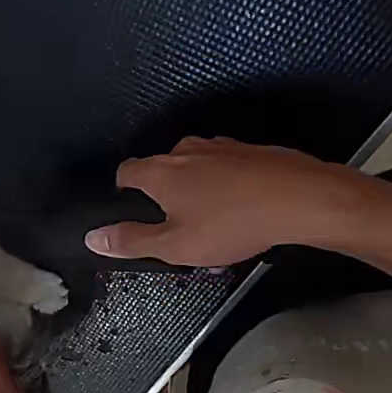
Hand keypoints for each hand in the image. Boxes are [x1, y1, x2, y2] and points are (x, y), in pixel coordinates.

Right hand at [84, 137, 381, 264]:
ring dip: (196, 189)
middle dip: (163, 193)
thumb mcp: (176, 246)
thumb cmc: (232, 224)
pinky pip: (225, 168)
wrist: (298, 198)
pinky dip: (224, 185)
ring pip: (196, 167)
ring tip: (210, 222)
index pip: (126, 171)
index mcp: (161, 172)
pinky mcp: (250, 150)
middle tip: (175, 225)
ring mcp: (221, 146)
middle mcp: (187, 151)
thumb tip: (93, 237)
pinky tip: (239, 209)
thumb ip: (132, 241)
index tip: (128, 205)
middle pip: (162, 168)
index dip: (123, 189)